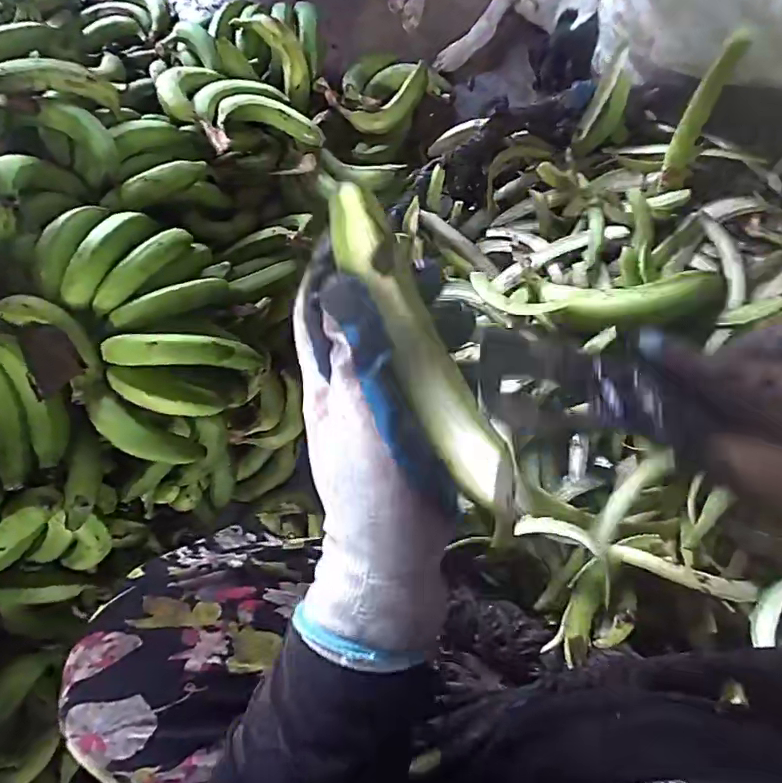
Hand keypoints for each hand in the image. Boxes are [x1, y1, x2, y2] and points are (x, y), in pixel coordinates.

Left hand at [289, 246, 457, 671]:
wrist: (396, 551)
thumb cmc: (370, 484)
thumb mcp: (359, 415)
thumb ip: (352, 353)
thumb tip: (336, 284)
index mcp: (325, 379)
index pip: (316, 311)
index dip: (326, 270)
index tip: (346, 231)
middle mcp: (351, 381)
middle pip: (360, 318)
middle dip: (381, 284)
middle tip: (414, 257)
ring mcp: (384, 399)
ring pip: (396, 340)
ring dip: (416, 313)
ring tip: (446, 292)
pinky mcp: (415, 415)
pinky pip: (426, 369)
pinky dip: (441, 347)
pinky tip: (465, 335)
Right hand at [644, 327, 781, 614]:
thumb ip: (772, 477)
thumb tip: (701, 438)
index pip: (762, 380)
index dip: (698, 369)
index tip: (647, 351)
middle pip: (780, 345)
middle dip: (722, 359)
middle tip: (681, 386)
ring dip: (753, 362)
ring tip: (721, 397)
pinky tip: (773, 404)